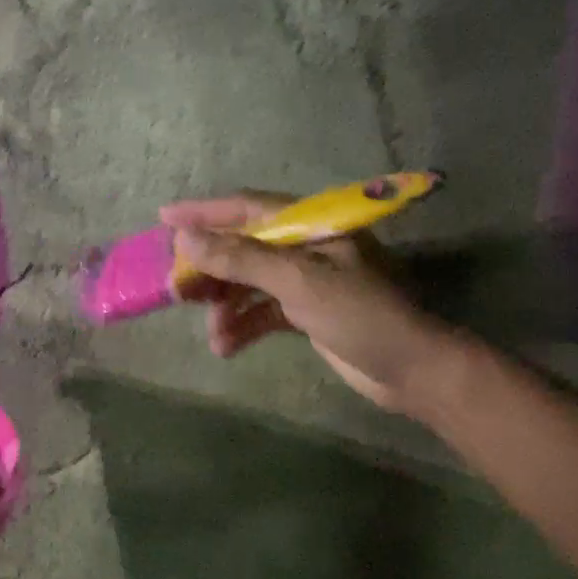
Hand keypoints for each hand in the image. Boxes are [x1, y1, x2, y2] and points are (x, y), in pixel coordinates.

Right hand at [161, 191, 459, 412]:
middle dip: (209, 267)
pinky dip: (243, 325)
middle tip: (174, 286)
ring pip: (249, 282)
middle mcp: (304, 246)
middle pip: (242, 246)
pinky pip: (262, 311)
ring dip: (224, 304)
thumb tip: (185, 238)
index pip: (246, 207)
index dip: (203, 212)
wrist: (415, 371)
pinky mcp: (307, 312)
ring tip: (208, 329)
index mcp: (310, 225)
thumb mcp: (298, 282)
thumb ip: (240, 259)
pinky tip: (225, 347)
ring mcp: (306, 280)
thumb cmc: (361, 314)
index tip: (163, 217)